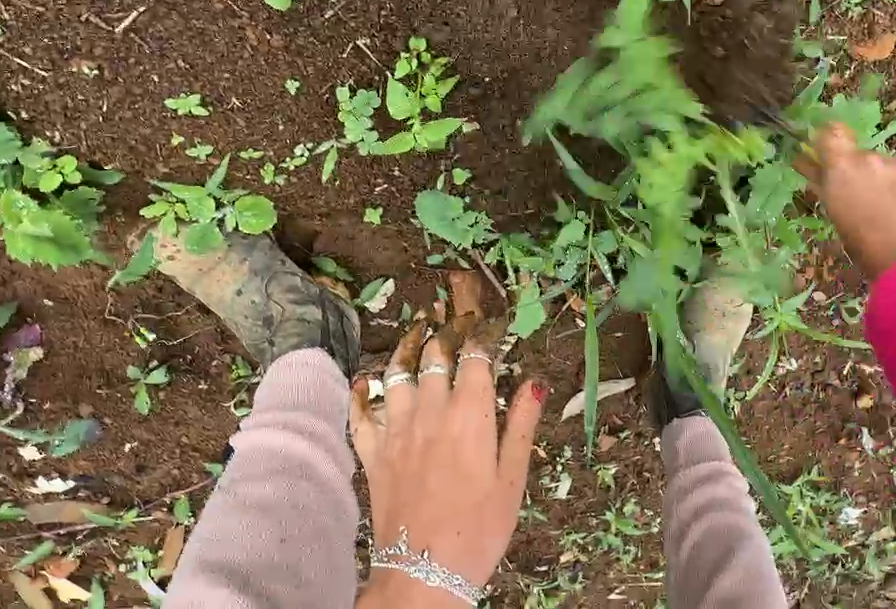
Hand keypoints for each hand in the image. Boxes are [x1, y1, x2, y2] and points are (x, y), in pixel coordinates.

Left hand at [350, 316, 545, 605]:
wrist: (424, 573)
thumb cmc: (480, 528)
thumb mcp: (513, 479)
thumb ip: (522, 425)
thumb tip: (534, 380)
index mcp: (470, 413)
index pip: (475, 357)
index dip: (483, 337)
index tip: (489, 328)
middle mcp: (431, 410)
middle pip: (435, 356)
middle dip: (446, 335)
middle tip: (454, 323)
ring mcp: (396, 429)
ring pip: (396, 374)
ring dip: (407, 350)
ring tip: (415, 336)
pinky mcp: (373, 452)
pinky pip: (360, 413)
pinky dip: (360, 394)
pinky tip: (363, 382)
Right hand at [803, 122, 895, 279]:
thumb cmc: (863, 245)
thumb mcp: (834, 213)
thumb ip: (823, 184)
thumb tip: (804, 162)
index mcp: (842, 167)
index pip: (831, 133)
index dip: (830, 139)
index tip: (832, 152)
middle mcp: (872, 159)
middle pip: (864, 157)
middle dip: (864, 173)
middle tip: (866, 200)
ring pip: (891, 170)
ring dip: (889, 185)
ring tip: (895, 215)